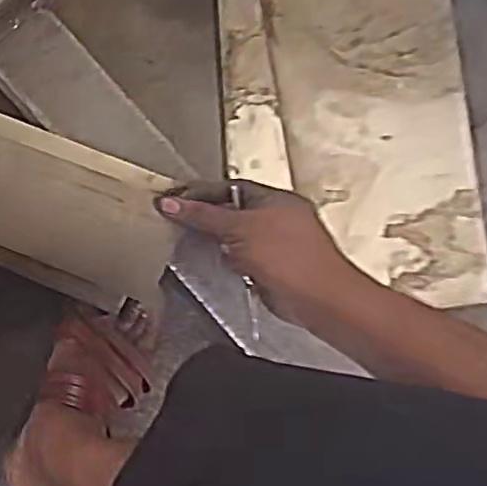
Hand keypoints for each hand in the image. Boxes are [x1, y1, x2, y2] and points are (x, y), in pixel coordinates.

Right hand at [156, 180, 366, 323]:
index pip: (229, 187)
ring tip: (188, 237)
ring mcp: (275, 242)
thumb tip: (170, 203)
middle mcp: (277, 218)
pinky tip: (212, 258)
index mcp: (276, 199)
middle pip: (230, 209)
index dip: (200, 191)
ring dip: (214, 237)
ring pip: (233, 233)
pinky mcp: (270, 264)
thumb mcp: (237, 227)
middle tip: (174, 216)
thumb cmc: (287, 256)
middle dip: (204, 214)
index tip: (173, 199)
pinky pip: (238, 254)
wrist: (316, 298)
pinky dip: (224, 255)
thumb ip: (201, 214)